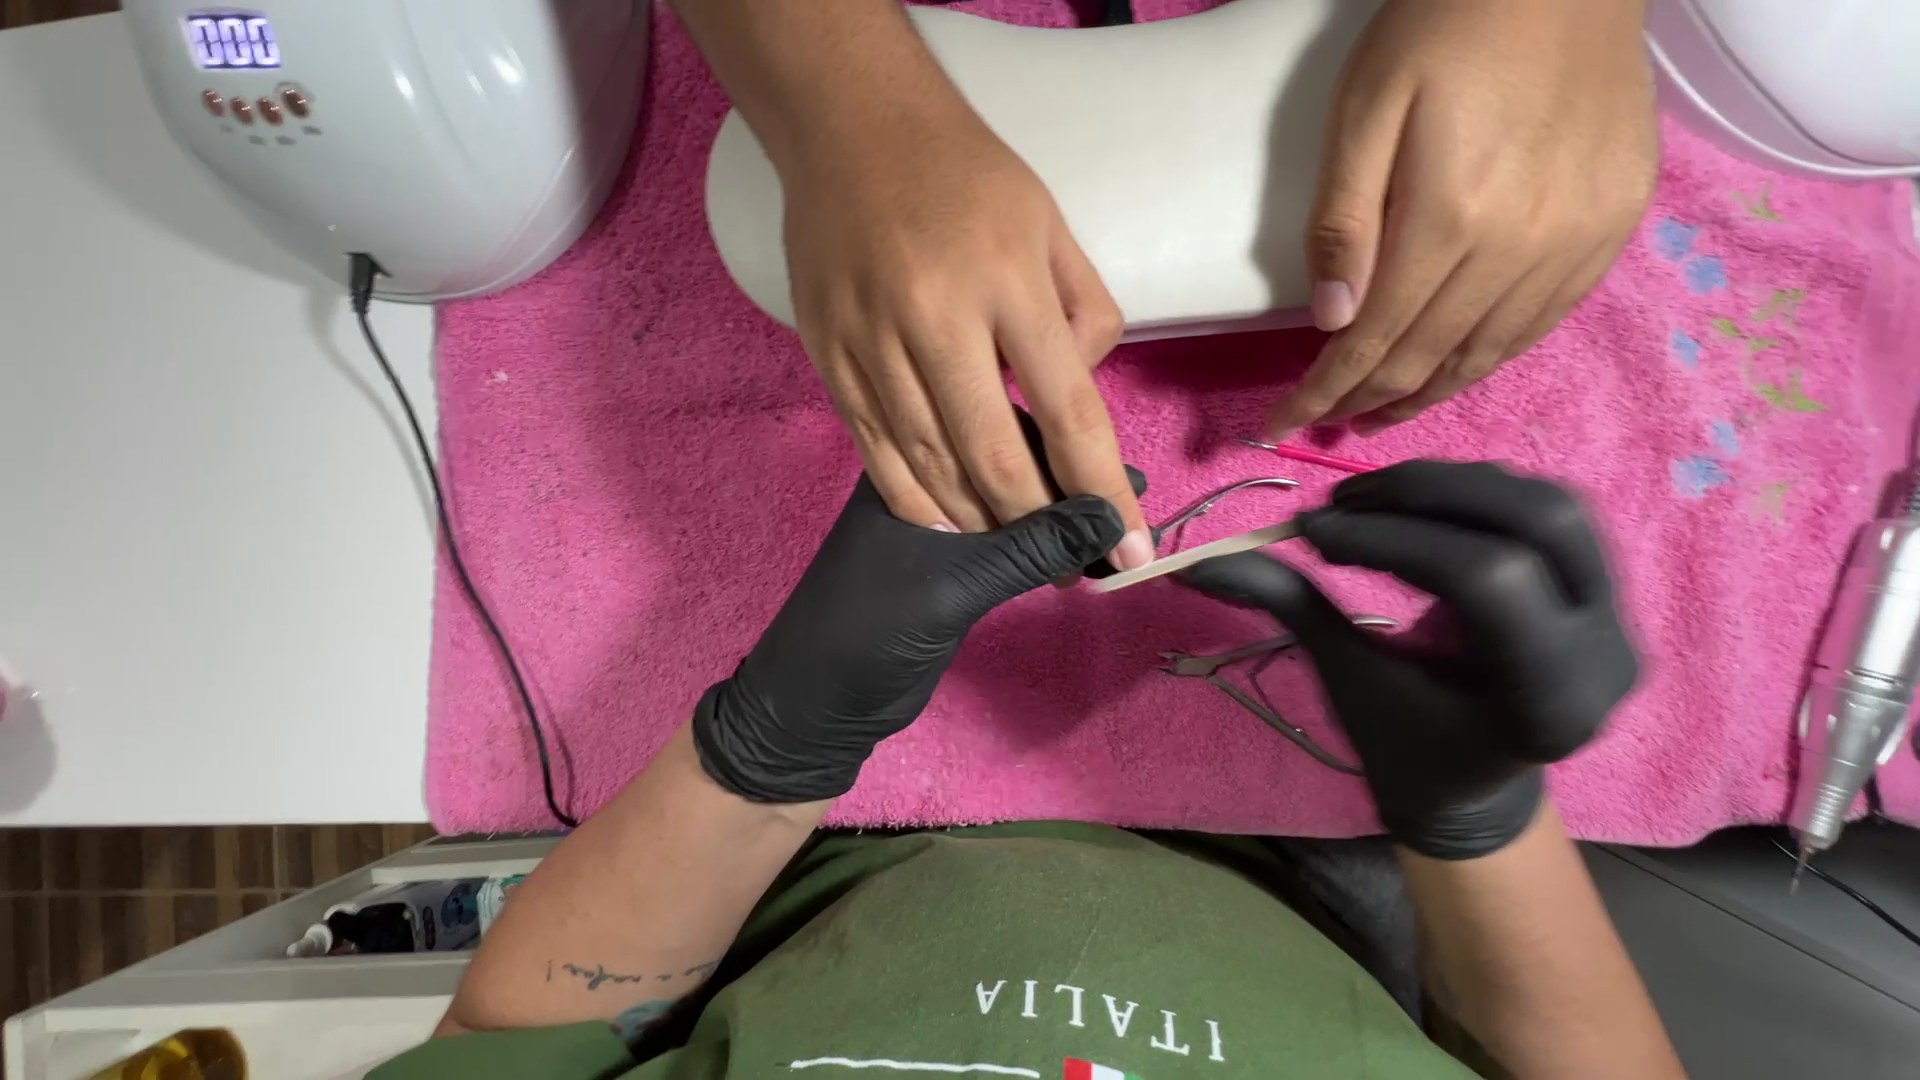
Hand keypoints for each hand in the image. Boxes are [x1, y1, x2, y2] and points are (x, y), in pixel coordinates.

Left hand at [692, 476, 1124, 802]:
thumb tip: (1111, 516)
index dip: (1063, 449)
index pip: (997, 434)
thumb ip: (1030, 548)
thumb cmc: (868, 634)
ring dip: (1063, 521)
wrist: (816, 708)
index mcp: (910, 467)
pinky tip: (1079, 558)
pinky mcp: (949, 567)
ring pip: (1013, 508)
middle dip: (1073, 485)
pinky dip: (1044, 550)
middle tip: (1134, 503)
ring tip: (1119, 532)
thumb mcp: (952, 586)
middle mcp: (924, 484)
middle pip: (1012, 468)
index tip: (1122, 471)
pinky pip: (1007, 545)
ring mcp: (938, 527)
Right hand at [781, 105, 1153, 570]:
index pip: (1069, 412)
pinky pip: (876, 454)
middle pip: (995, 458)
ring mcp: (873, 346)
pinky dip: (916, 502)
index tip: (1126, 551)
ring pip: (932, 466)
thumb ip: (1084, 312)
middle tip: (1065, 559)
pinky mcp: (831, 360)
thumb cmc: (962, 174)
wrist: (848, 129)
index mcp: (1007, 283)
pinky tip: (947, 524)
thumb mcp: (1049, 225)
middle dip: (1038, 525)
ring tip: (1013, 545)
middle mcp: (935, 321)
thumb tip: (1081, 389)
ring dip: (981, 521)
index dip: (1101, 493)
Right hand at [1178, 461, 1637, 857]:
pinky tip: (1413, 509)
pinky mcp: (1600, 590)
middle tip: (1344, 499)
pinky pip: (1546, 512)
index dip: (1390, 537)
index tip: (1310, 530)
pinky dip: (1471, 494)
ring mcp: (1618, 616)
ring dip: (1450, 485)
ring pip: (1549, 503)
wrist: (1469, 785)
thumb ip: (1287, 606)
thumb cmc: (1403, 748)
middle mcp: (1605, 651)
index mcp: (1545, 699)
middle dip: (1429, 492)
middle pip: (1538, 521)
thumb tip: (1195, 564)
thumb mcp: (1344, 680)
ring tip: (1371, 497)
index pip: (1484, 579)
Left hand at [1269, 0, 1657, 437]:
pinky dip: (1482, 361)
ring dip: (1420, 397)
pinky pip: (1537, 325)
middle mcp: (1521, 246)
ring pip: (1481, 356)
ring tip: (1377, 418)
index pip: (1368, 343)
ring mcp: (1577, 239)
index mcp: (1450, 220)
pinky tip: (1449, 373)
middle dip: (1360, 402)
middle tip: (1324, 420)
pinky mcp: (1611, 226)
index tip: (1280, 424)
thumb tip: (1330, 322)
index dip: (1320, 393)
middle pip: (1420, 360)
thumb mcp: (1363, 118)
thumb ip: (1342, 225)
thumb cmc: (1442, 31)